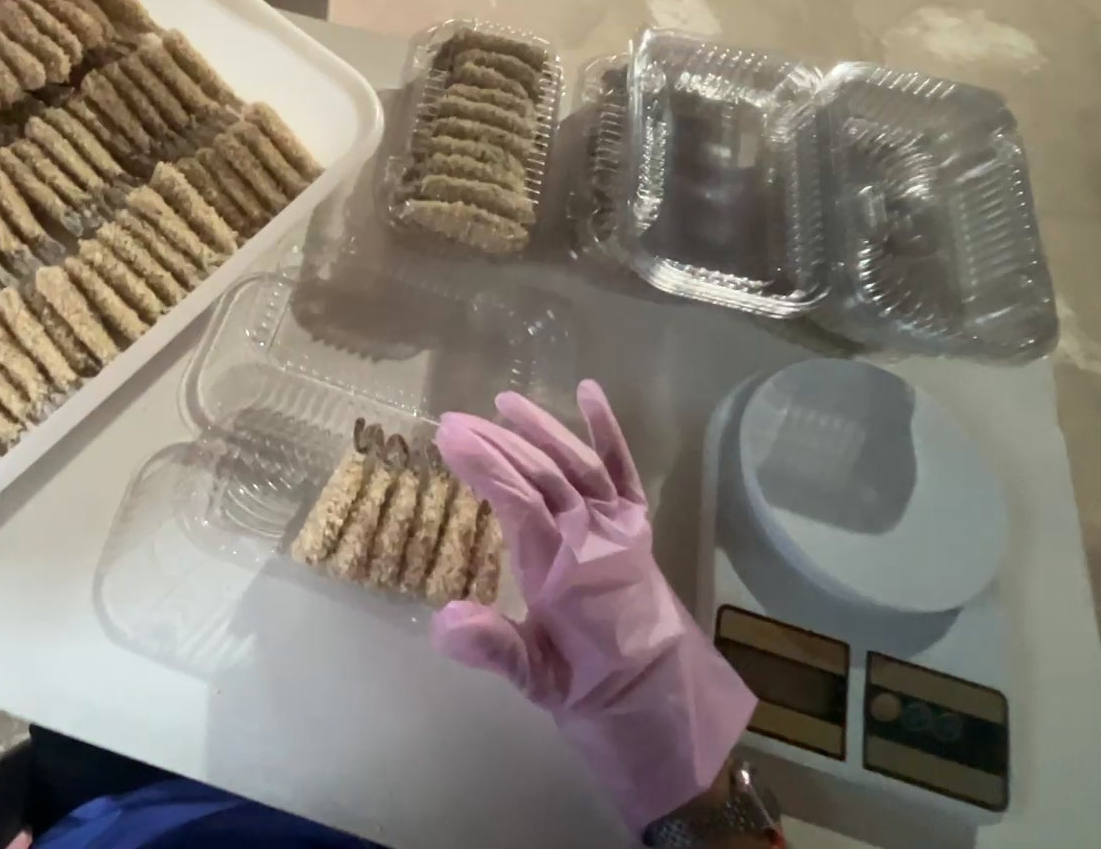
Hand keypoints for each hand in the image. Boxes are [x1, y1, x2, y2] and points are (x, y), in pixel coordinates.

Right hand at [431, 382, 755, 832]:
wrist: (660, 707)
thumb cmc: (586, 689)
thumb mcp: (535, 679)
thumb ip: (493, 647)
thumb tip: (441, 621)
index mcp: (564, 571)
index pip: (520, 502)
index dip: (483, 465)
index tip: (446, 437)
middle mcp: (594, 539)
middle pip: (543, 475)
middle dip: (496, 442)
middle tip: (452, 420)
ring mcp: (620, 529)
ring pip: (578, 465)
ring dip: (541, 429)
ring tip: (502, 402)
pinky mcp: (636, 527)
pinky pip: (624, 473)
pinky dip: (608, 433)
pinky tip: (589, 394)